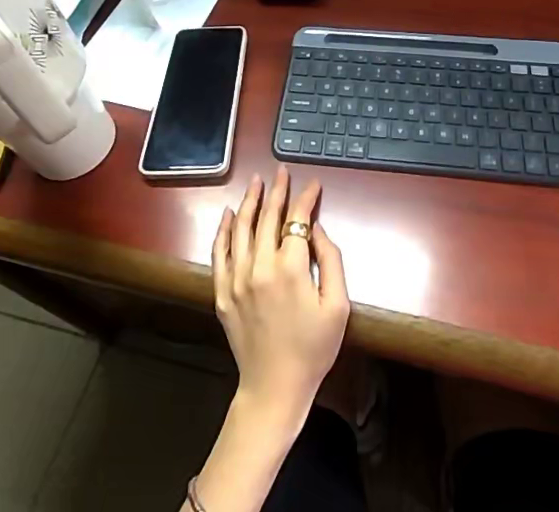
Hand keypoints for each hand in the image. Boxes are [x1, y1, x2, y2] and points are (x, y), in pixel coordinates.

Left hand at [211, 166, 349, 427]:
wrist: (275, 386)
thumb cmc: (313, 348)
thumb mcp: (338, 305)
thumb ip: (331, 260)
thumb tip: (316, 228)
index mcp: (290, 268)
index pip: (297, 220)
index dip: (305, 198)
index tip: (313, 184)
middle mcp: (259, 266)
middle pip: (267, 217)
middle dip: (277, 191)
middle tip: (281, 172)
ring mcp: (236, 278)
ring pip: (241, 228)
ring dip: (250, 202)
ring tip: (256, 182)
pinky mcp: (222, 291)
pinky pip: (220, 252)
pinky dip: (224, 229)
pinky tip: (229, 213)